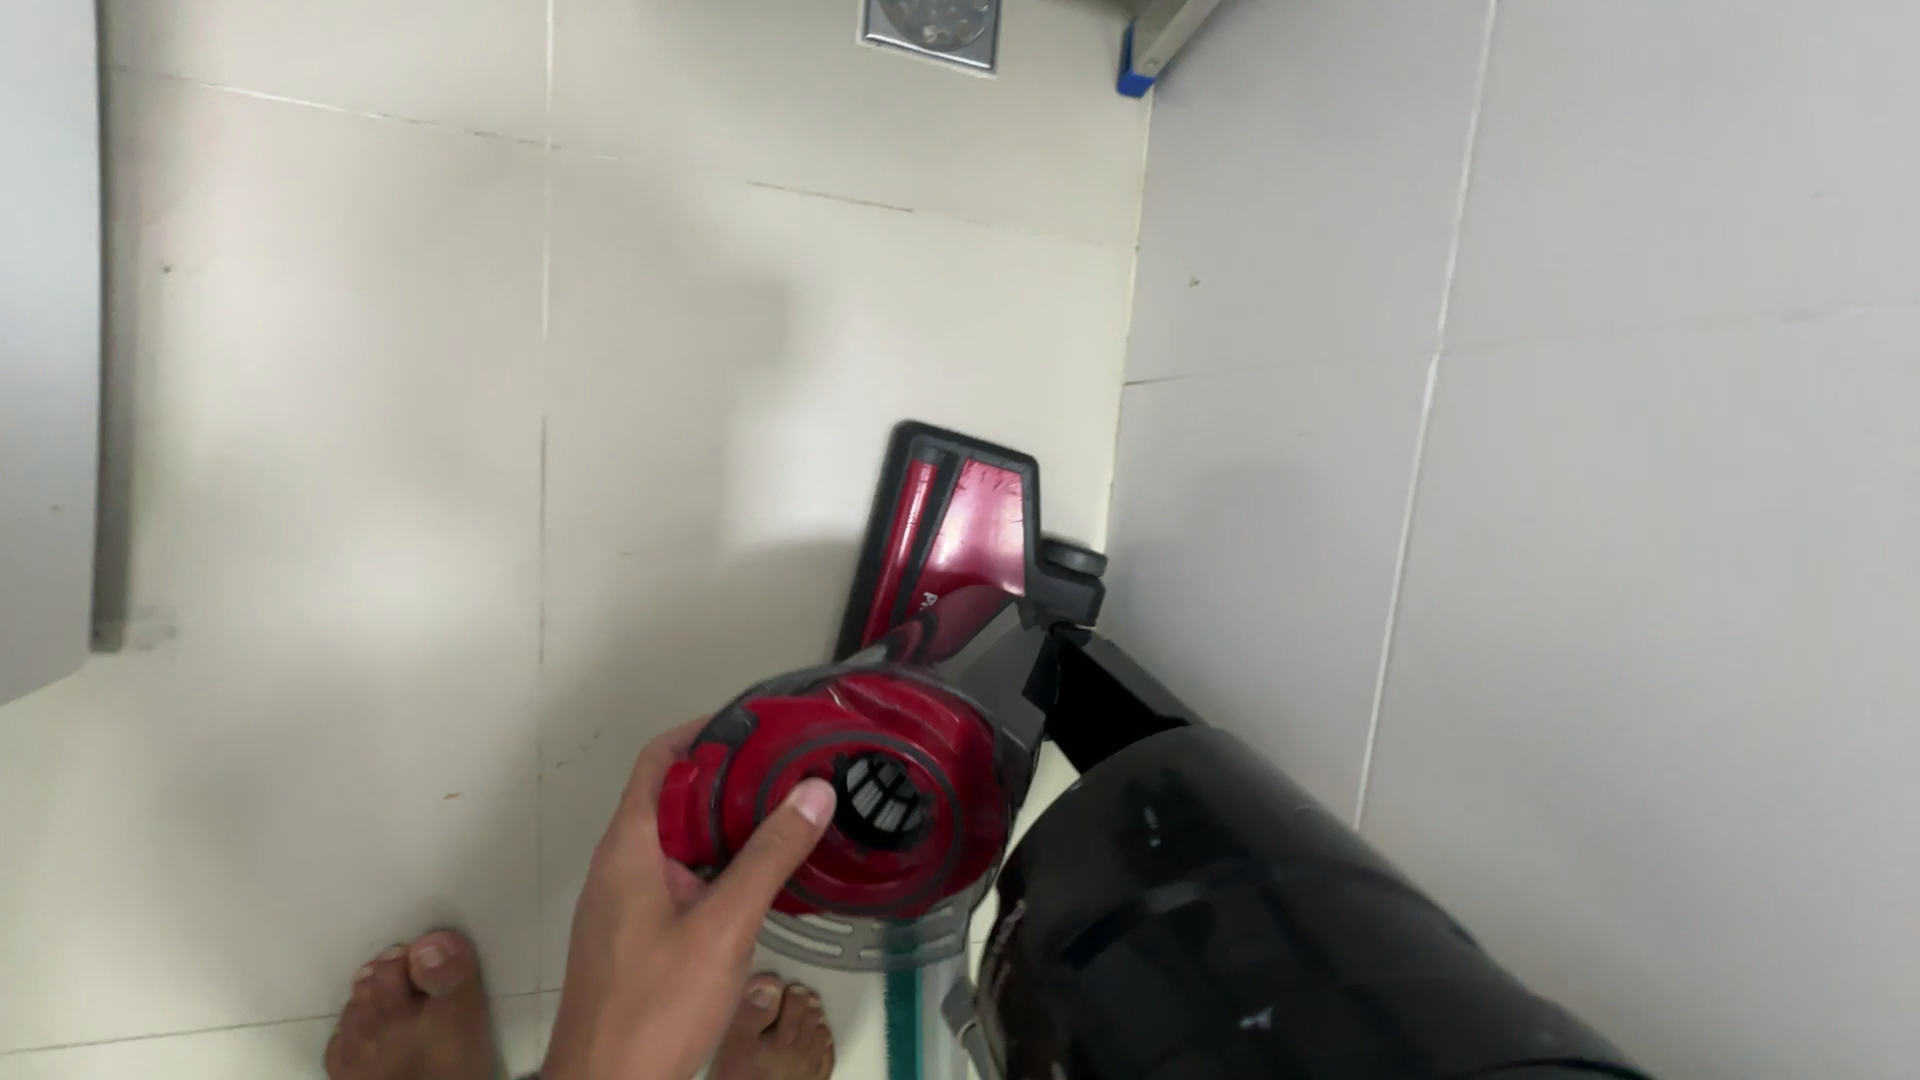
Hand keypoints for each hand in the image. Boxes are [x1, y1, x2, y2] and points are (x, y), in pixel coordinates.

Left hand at [543, 720, 837, 1079]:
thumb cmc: (656, 1005)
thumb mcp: (724, 924)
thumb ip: (770, 854)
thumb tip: (816, 788)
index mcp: (631, 845)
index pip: (660, 759)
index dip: (704, 730)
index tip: (758, 723)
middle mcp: (623, 861)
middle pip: (674, 793)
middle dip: (729, 771)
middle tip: (789, 763)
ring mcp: (627, 898)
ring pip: (681, 835)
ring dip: (727, 816)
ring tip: (786, 805)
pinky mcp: (639, 929)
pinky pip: (682, 870)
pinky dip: (720, 854)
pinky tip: (763, 868)